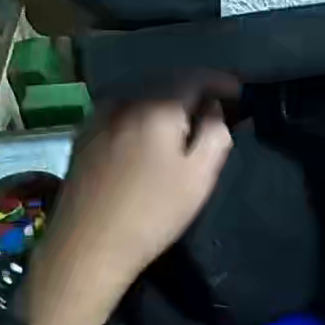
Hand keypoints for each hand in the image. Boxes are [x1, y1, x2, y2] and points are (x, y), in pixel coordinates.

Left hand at [20, 89, 233, 324]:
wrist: (87, 247)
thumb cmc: (153, 212)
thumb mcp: (200, 175)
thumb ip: (215, 132)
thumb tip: (213, 107)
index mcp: (157, 106)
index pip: (196, 77)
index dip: (221, 81)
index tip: (239, 92)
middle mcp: (126, 100)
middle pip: (167, 80)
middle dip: (195, 87)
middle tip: (218, 104)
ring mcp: (100, 115)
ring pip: (143, 92)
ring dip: (169, 97)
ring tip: (187, 116)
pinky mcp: (84, 133)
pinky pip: (123, 107)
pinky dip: (145, 109)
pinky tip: (151, 130)